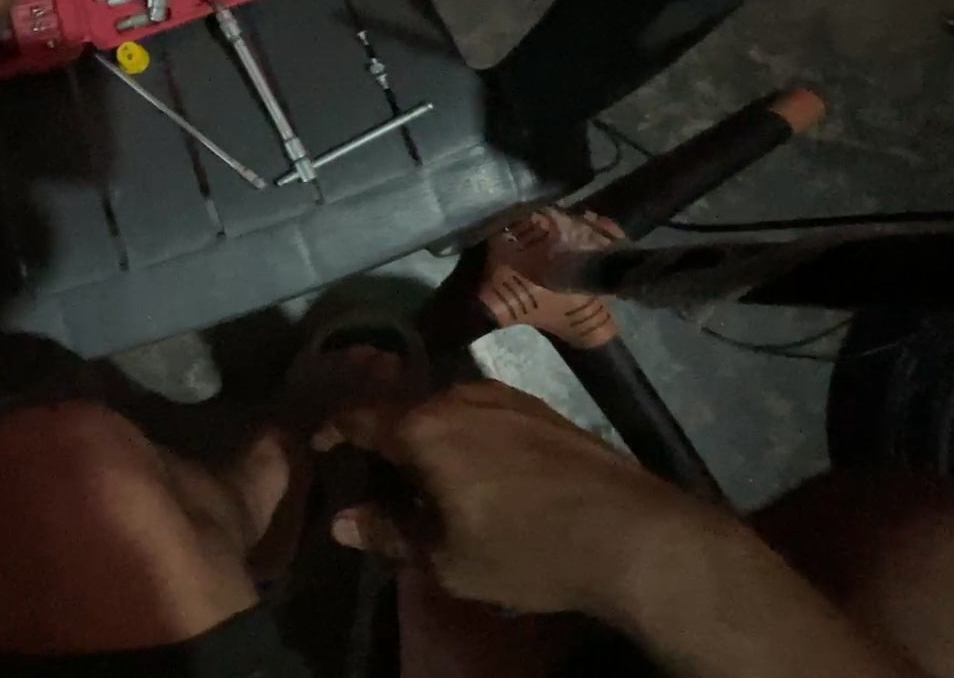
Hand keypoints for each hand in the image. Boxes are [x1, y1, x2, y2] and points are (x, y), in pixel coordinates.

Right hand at [317, 380, 734, 618]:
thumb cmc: (528, 548)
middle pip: (399, 408)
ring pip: (440, 406)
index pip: (357, 417)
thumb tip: (339, 523)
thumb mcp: (449, 560)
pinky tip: (480, 462)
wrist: (635, 534)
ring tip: (427, 467)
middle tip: (375, 467)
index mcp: (420, 428)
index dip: (331, 429)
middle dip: (381, 434)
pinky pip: (478, 408)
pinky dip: (461, 430)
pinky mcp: (534, 403)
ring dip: (424, 431)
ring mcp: (497, 394)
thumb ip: (388, 534)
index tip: (318, 443)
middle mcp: (451, 397)